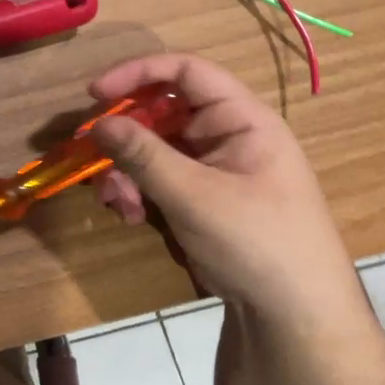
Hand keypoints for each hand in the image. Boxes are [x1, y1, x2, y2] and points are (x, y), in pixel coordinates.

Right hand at [88, 55, 362, 321]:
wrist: (293, 313)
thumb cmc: (256, 242)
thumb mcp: (193, 195)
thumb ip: (142, 154)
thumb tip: (97, 123)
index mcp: (242, 120)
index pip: (186, 71)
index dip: (138, 73)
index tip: (94, 95)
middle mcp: (226, 135)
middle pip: (160, 112)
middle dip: (122, 136)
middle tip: (91, 158)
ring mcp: (212, 167)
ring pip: (151, 148)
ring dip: (124, 171)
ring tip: (116, 202)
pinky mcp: (198, 196)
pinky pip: (155, 177)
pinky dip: (134, 191)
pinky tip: (130, 216)